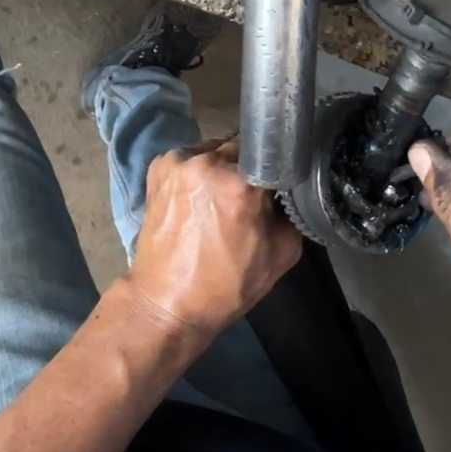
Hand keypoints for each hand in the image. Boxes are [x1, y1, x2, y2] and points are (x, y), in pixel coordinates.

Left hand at [121, 137, 302, 339]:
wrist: (166, 302)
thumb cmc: (226, 285)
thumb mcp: (281, 254)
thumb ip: (292, 213)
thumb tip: (289, 191)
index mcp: (239, 184)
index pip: (273, 157)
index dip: (279, 172)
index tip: (279, 189)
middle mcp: (206, 163)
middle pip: (242, 149)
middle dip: (249, 169)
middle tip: (250, 198)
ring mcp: (178, 162)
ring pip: (215, 149)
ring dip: (223, 167)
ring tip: (223, 198)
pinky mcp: (158, 166)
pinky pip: (191, 157)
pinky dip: (200, 171)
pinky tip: (201, 196)